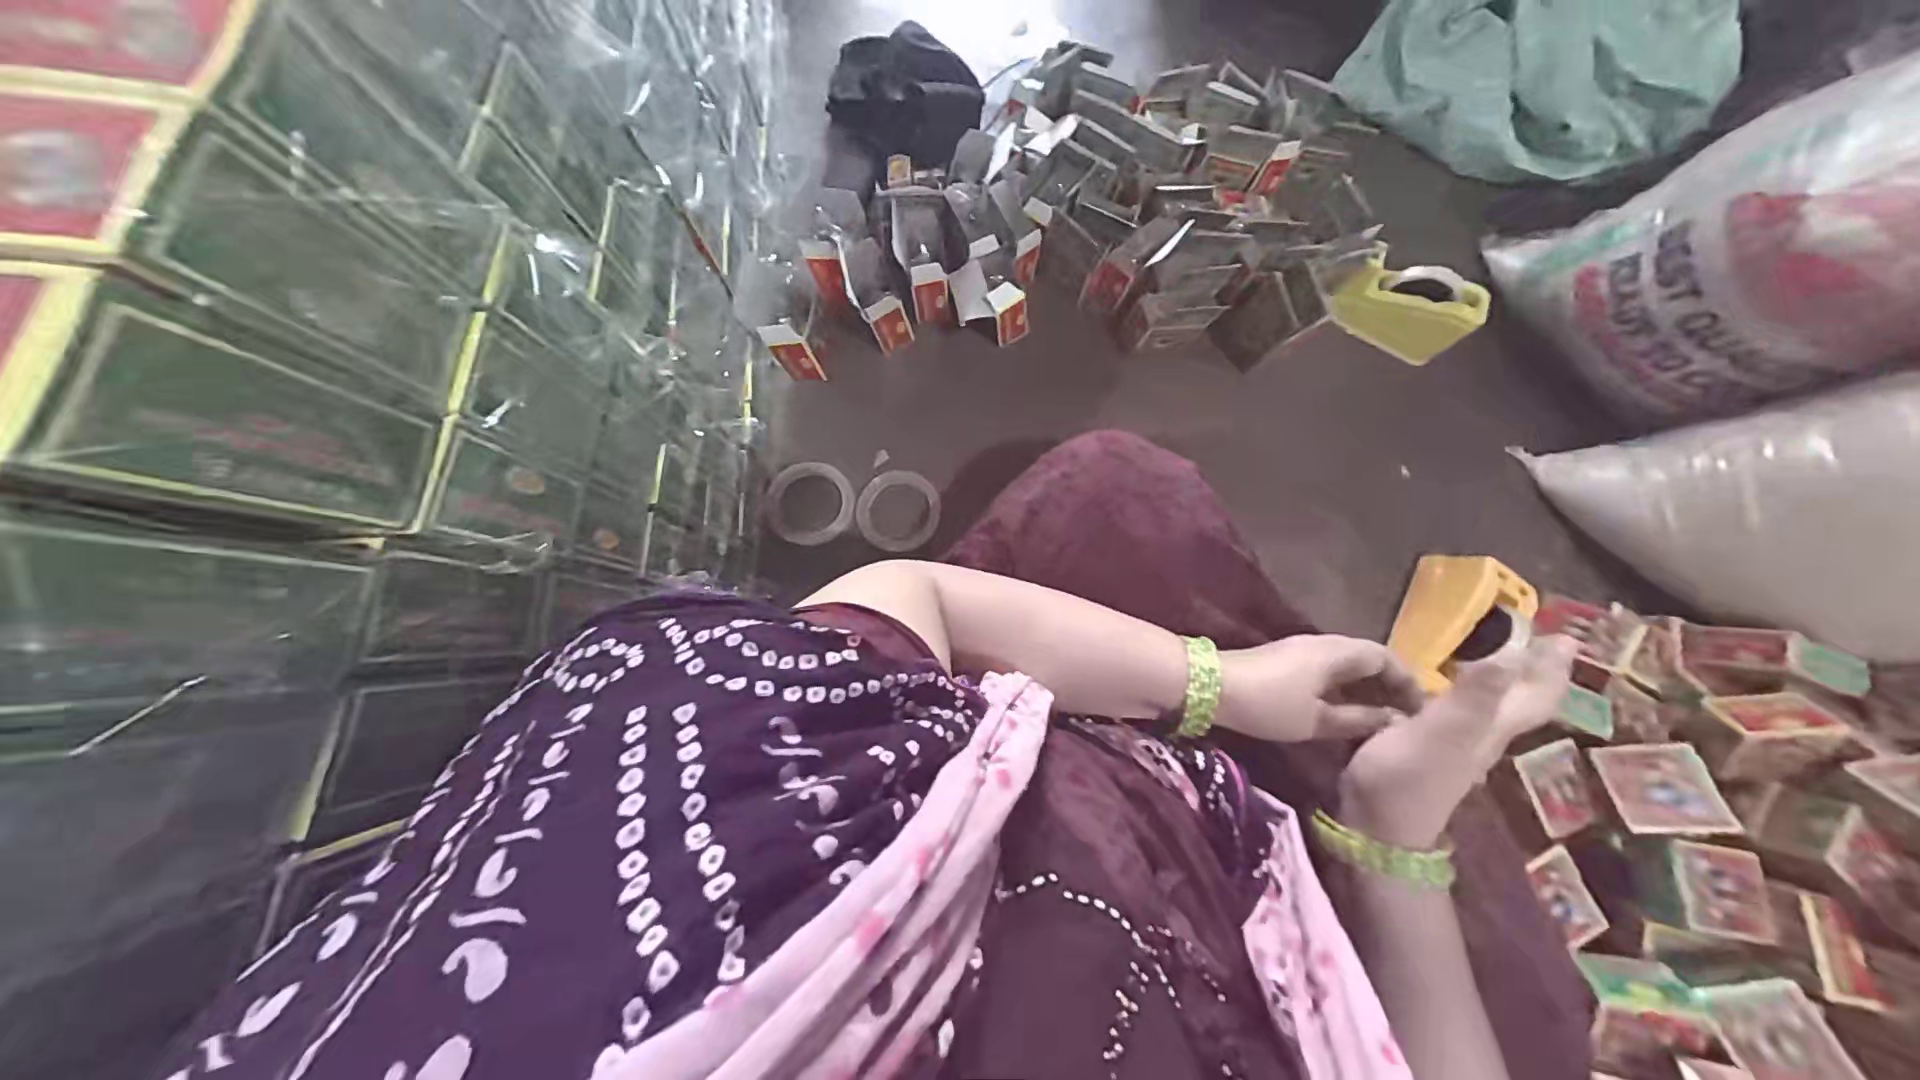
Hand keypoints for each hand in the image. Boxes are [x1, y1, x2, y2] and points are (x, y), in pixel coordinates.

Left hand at [1215, 635, 1427, 742]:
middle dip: (1388, 686)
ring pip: (1344, 666)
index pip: (1386, 657)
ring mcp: (1300, 651)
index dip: (1408, 682)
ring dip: (1363, 689)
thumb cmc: (1268, 703)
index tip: (1422, 710)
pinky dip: (1341, 689)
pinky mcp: (1283, 661)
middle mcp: (1322, 644)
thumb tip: (1393, 721)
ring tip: (1378, 721)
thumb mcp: (1317, 720)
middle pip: (1366, 659)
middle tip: (1403, 718)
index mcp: (1337, 652)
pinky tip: (1343, 713)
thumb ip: (1358, 720)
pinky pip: (1325, 671)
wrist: (1209, 686)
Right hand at [1337, 635, 1579, 848]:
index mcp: (1489, 727)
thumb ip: (1472, 697)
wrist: (1377, 827)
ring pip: (1487, 706)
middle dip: (1531, 670)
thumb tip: (1512, 654)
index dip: (1550, 666)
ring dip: (1497, 680)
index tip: (1565, 636)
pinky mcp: (1422, 748)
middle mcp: (1479, 735)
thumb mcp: (1439, 734)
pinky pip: (1452, 712)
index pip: (1534, 694)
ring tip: (1494, 655)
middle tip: (1539, 641)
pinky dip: (1457, 693)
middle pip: (1517, 700)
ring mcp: (1452, 745)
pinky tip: (1439, 687)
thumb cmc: (1406, 777)